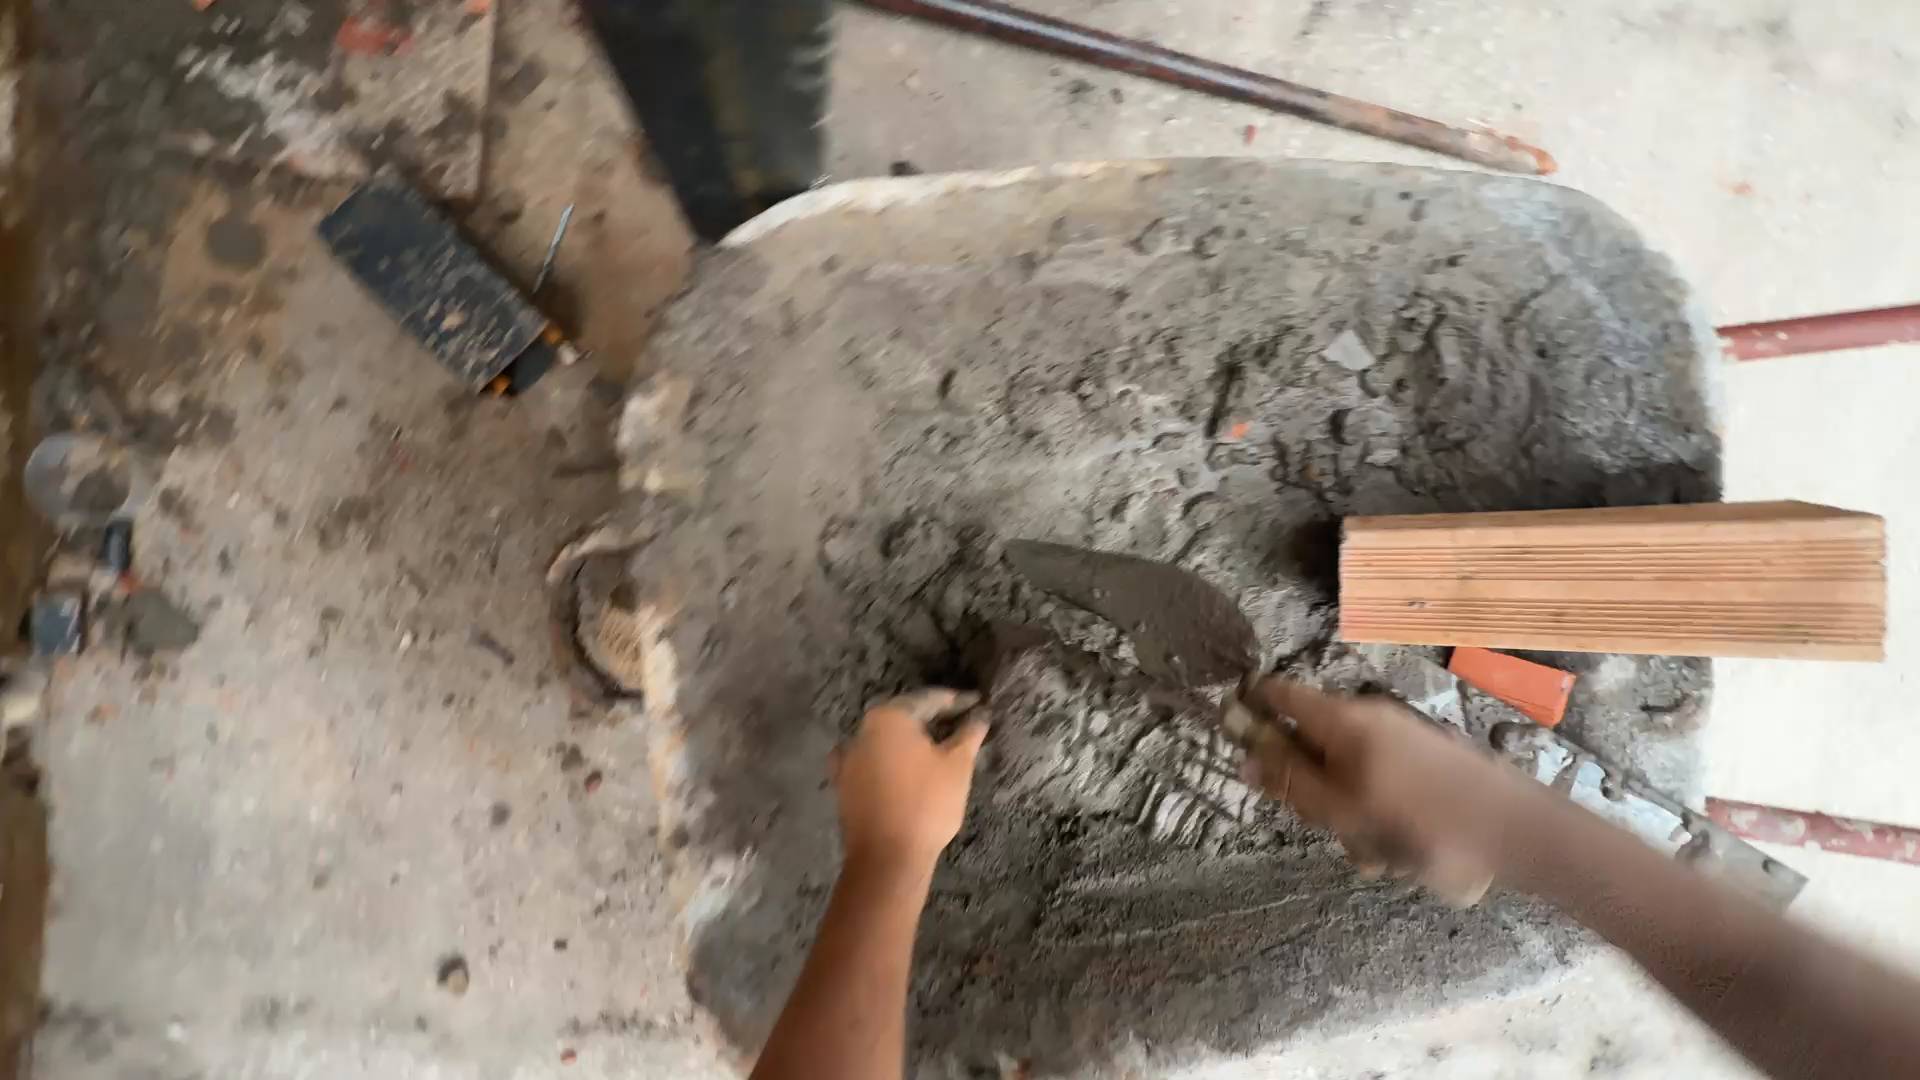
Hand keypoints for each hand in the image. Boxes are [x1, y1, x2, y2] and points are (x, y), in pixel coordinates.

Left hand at [833, 688, 990, 876]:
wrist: (887, 859)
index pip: (927, 699)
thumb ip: (969, 734)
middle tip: (960, 722)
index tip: (976, 703)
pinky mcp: (843, 785)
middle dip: (932, 719)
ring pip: (885, 739)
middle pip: (903, 717)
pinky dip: (887, 760)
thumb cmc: (927, 804)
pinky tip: (899, 766)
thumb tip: (980, 715)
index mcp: (888, 717)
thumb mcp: (957, 765)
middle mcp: (862, 730)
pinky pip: (870, 762)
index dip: (956, 701)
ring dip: (909, 740)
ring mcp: (848, 758)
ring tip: (935, 746)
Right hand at [1238, 678, 1538, 905]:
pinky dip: (1381, 812)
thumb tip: (1244, 757)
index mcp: (1341, 718)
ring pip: (1349, 770)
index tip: (1239, 739)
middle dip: (1310, 786)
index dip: (1252, 709)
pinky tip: (1405, 852)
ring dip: (1349, 811)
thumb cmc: (1422, 820)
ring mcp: (1402, 736)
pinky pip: (1383, 779)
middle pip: (1312, 741)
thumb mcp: (1341, 809)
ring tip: (1377, 854)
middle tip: (1325, 825)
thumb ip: (1289, 782)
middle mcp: (1368, 717)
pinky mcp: (1429, 759)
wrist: (1524, 833)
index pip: (1278, 693)